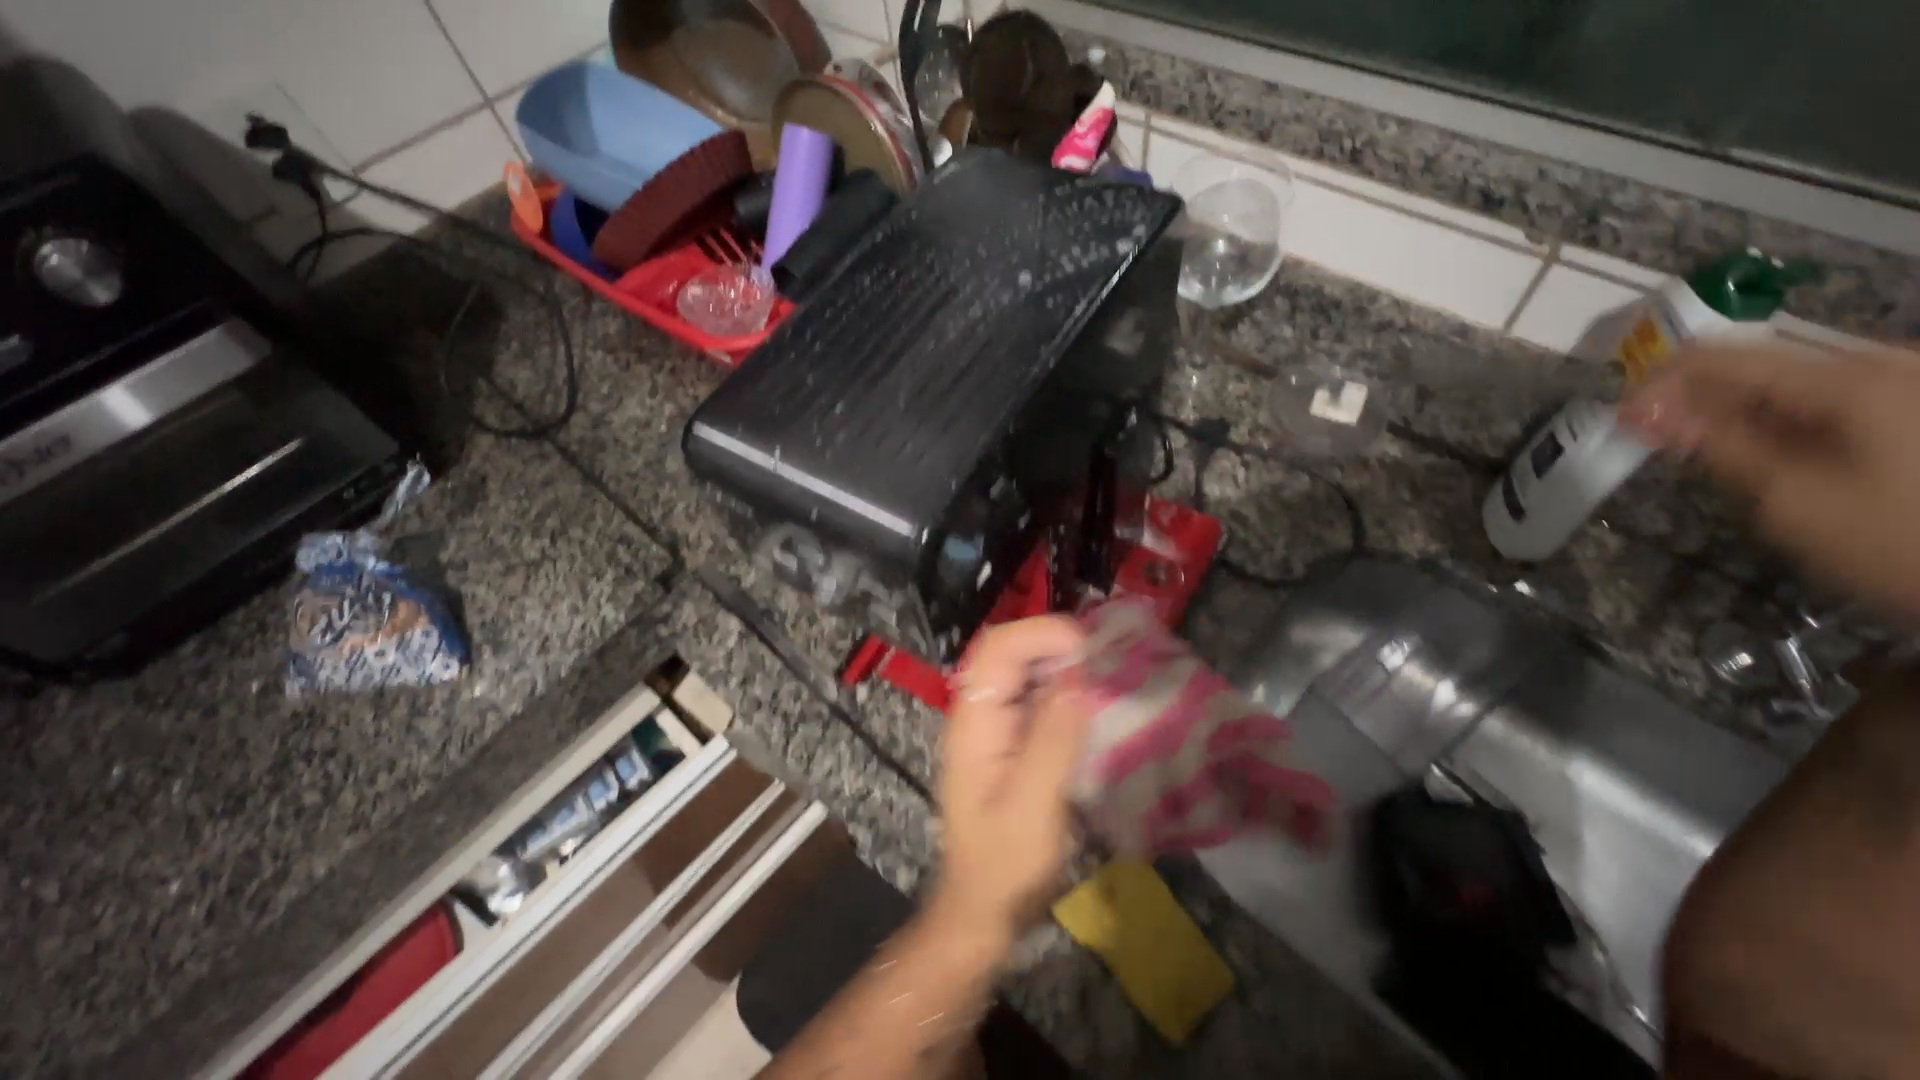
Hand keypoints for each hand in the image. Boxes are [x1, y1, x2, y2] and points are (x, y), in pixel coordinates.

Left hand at [932, 616, 1092, 947]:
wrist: (984, 911)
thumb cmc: (1005, 865)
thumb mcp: (1033, 805)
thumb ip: (1053, 739)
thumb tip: (1078, 678)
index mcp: (974, 722)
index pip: (997, 649)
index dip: (1041, 633)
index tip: (1091, 648)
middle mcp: (979, 716)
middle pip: (1010, 653)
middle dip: (1057, 643)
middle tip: (1109, 658)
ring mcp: (994, 731)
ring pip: (1025, 674)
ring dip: (1064, 666)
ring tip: (1111, 674)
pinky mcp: (1011, 747)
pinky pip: (1036, 702)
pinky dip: (1066, 693)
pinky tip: (1097, 707)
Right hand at [1622, 344, 1919, 616]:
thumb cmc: (1901, 543)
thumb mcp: (1793, 500)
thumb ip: (1719, 446)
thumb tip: (1653, 412)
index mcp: (1848, 380)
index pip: (1719, 359)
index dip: (1658, 385)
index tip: (1619, 419)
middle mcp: (1881, 365)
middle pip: (1759, 367)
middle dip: (1700, 402)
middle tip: (1661, 444)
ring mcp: (1908, 385)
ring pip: (1792, 387)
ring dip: (1740, 417)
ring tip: (1715, 459)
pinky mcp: (1918, 409)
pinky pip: (1829, 404)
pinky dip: (1785, 426)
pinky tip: (1775, 461)